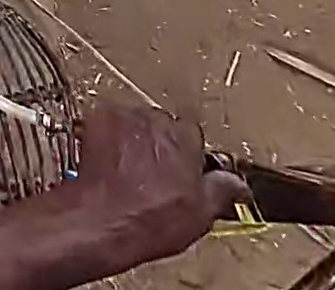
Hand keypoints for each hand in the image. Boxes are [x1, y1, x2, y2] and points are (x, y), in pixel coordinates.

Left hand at [66, 105, 248, 270]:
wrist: (106, 216)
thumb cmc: (152, 218)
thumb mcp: (201, 212)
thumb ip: (221, 189)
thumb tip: (237, 183)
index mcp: (183, 138)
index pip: (193, 133)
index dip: (189, 152)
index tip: (185, 166)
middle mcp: (152, 120)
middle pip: (161, 124)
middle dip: (161, 142)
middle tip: (157, 170)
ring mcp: (121, 116)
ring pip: (135, 121)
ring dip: (136, 136)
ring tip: (132, 166)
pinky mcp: (96, 118)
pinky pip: (109, 121)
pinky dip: (111, 134)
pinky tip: (112, 158)